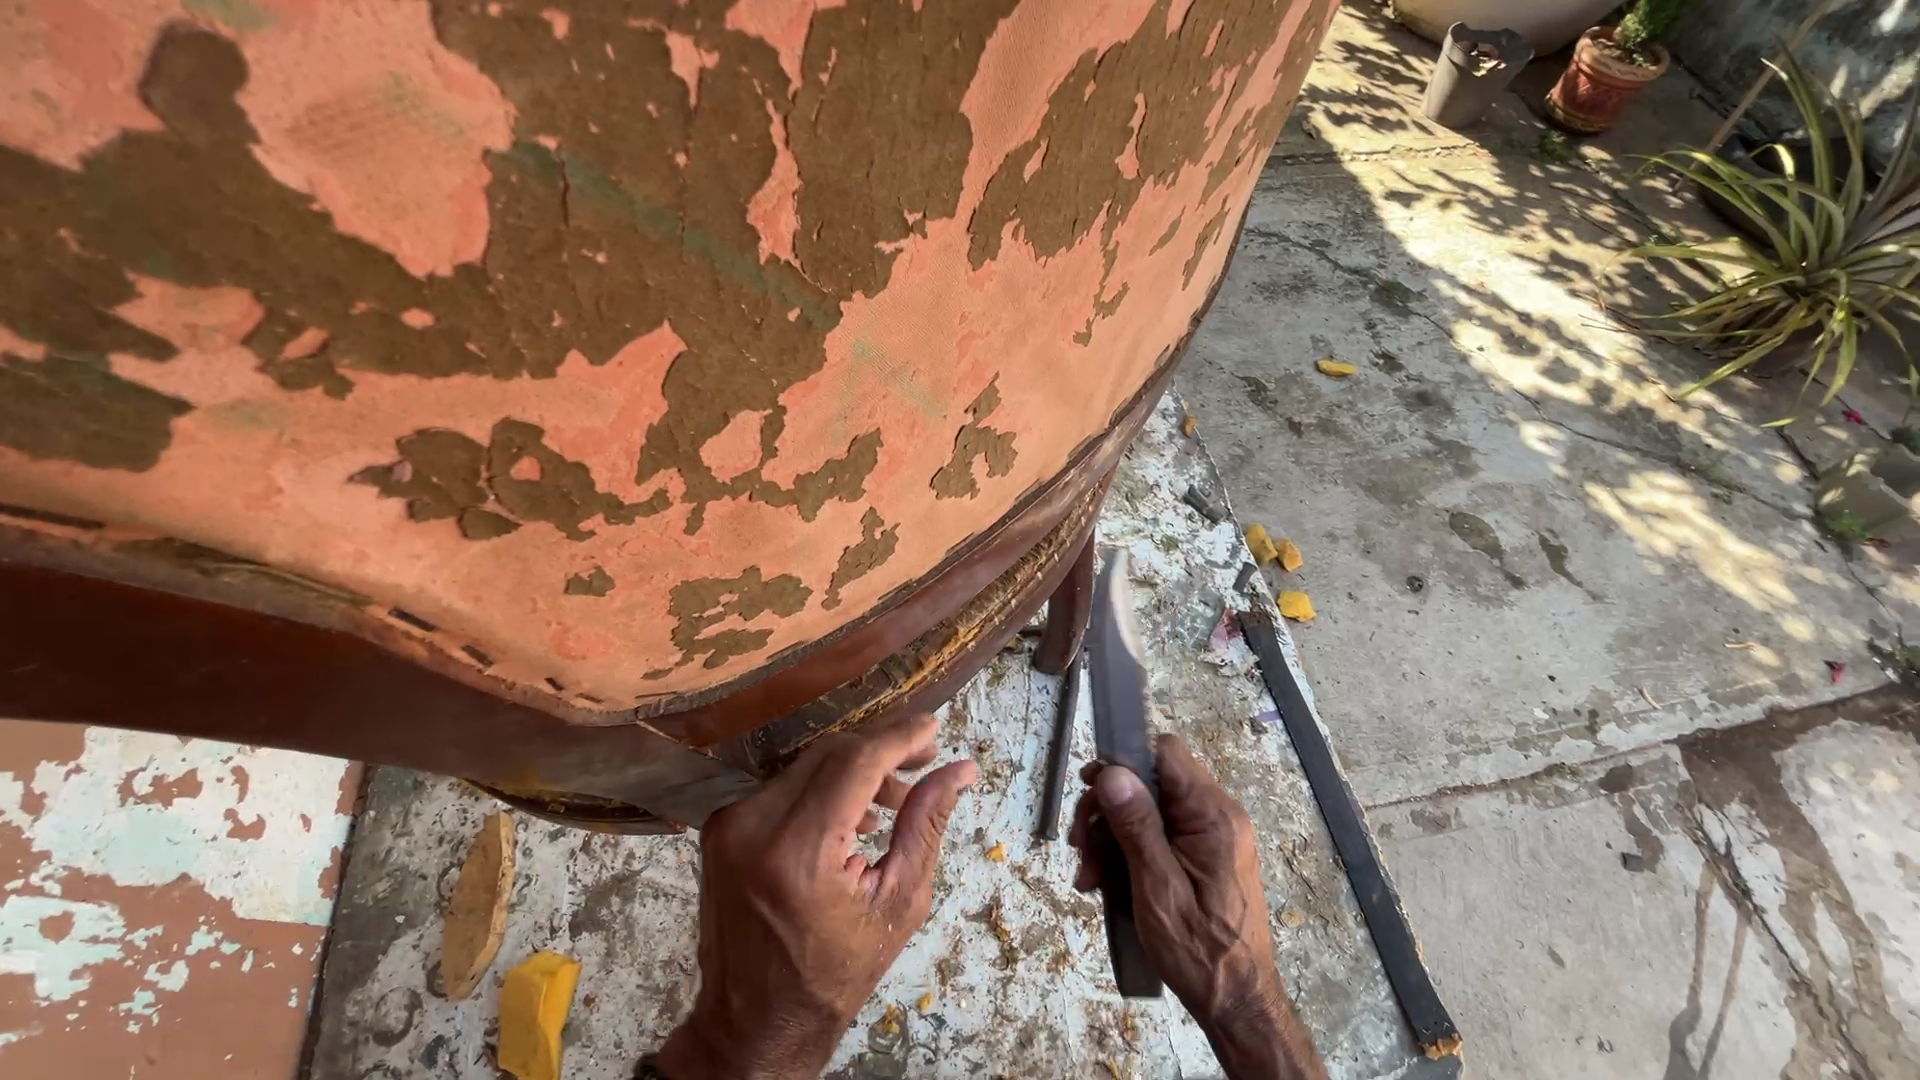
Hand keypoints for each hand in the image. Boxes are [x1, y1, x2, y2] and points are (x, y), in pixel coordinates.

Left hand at [655, 714, 976, 1079]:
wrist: (756, 1023)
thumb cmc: (837, 973)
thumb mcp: (899, 902)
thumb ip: (927, 824)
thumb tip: (961, 769)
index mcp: (799, 852)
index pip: (855, 762)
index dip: (899, 737)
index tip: (934, 727)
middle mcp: (755, 826)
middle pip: (831, 753)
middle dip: (883, 749)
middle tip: (925, 760)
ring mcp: (731, 823)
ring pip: (808, 764)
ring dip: (856, 768)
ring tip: (896, 799)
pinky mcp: (722, 826)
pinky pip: (785, 784)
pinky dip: (824, 787)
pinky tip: (854, 814)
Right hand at [1070, 735, 1324, 1079]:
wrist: (1237, 1005)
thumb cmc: (1199, 952)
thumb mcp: (1156, 889)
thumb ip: (1136, 826)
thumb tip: (1112, 771)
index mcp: (1212, 815)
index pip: (1166, 753)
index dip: (1123, 762)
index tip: (1091, 791)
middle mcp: (1216, 815)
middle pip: (1149, 781)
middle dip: (1107, 809)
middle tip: (1079, 847)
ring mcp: (1210, 835)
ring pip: (1147, 808)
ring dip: (1110, 835)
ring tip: (1089, 876)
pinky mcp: (1202, 854)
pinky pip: (1157, 833)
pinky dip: (1127, 851)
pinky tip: (1105, 881)